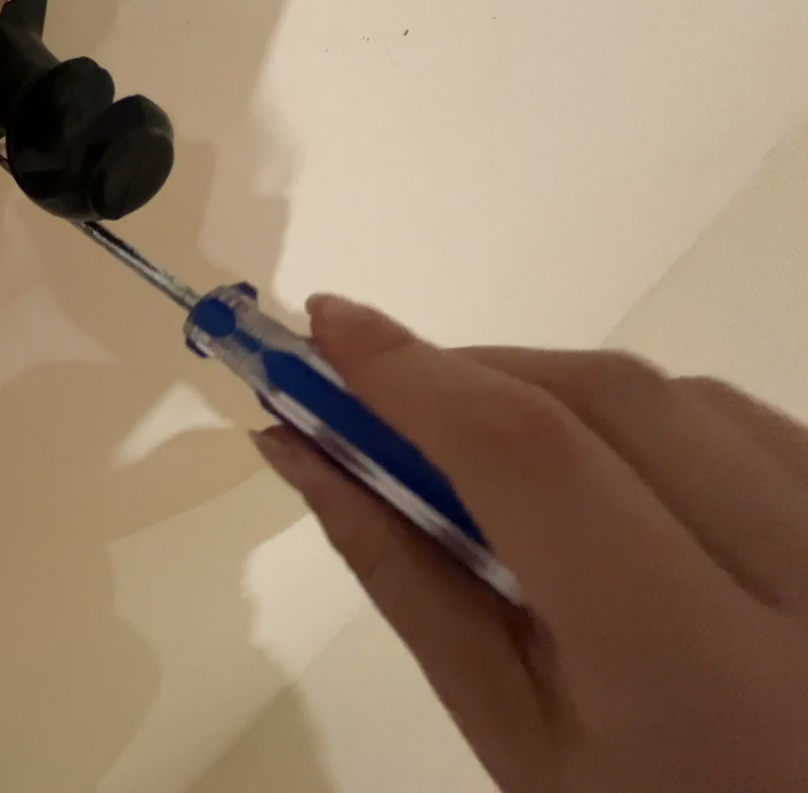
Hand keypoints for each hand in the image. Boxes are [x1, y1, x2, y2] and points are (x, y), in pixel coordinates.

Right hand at [255, 295, 807, 791]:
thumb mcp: (498, 717)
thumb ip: (393, 566)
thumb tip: (288, 442)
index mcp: (700, 678)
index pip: (529, 460)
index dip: (411, 371)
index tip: (324, 324)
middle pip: (613, 400)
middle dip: (466, 372)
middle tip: (384, 393)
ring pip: (686, 398)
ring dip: (549, 389)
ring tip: (490, 445)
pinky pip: (753, 423)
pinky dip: (641, 414)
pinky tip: (605, 469)